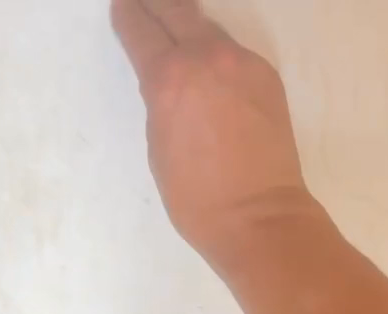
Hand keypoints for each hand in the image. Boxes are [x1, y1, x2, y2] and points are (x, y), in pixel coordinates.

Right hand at [112, 0, 320, 264]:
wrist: (259, 217)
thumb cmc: (197, 201)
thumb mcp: (159, 151)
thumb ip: (160, 107)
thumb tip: (168, 87)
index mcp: (170, 80)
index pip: (141, 31)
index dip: (128, 16)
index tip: (121, 6)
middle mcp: (207, 58)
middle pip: (176, 10)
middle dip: (155, 3)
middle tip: (142, 1)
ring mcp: (242, 63)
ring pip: (208, 29)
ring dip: (188, 24)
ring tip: (175, 23)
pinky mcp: (266, 77)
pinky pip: (233, 54)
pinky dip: (216, 54)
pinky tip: (210, 67)